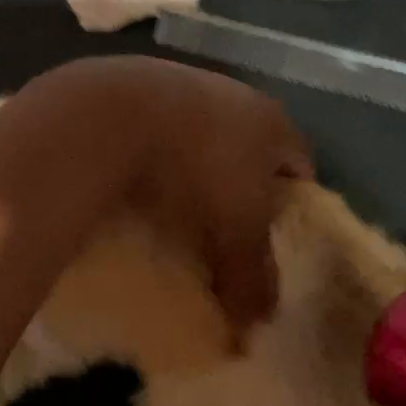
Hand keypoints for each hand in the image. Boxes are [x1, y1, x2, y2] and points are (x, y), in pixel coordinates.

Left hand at [23, 57, 312, 328]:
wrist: (107, 112)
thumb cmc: (194, 166)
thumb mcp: (235, 231)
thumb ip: (252, 277)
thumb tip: (255, 325)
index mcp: (269, 118)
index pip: (298, 167)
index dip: (291, 209)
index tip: (277, 246)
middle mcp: (227, 91)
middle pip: (244, 147)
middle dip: (235, 189)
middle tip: (222, 235)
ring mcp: (173, 80)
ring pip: (192, 134)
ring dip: (186, 169)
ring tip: (171, 215)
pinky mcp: (126, 84)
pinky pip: (147, 129)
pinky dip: (145, 156)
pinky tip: (131, 185)